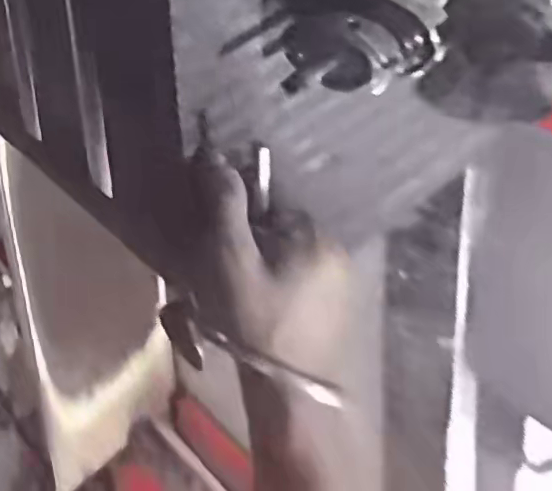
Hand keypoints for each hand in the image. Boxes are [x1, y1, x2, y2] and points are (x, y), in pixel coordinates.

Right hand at [201, 158, 354, 380]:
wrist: (290, 398)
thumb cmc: (256, 319)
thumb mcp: (229, 254)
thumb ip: (224, 201)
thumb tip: (212, 152)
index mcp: (318, 233)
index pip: (267, 194)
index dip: (234, 204)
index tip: (211, 223)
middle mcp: (337, 250)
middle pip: (274, 218)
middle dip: (243, 229)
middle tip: (216, 255)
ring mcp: (339, 280)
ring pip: (280, 244)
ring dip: (253, 252)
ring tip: (229, 278)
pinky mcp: (331, 303)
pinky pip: (291, 268)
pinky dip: (267, 272)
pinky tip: (250, 294)